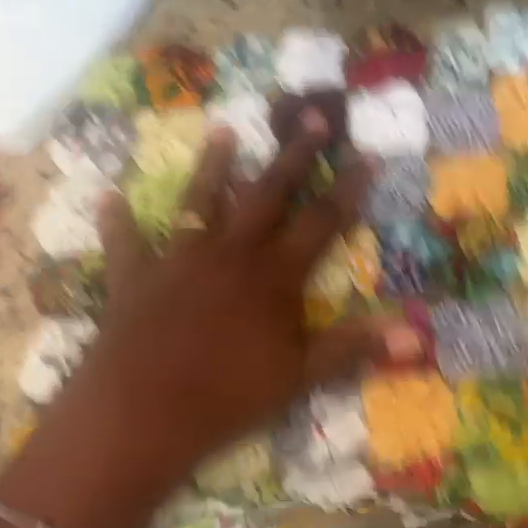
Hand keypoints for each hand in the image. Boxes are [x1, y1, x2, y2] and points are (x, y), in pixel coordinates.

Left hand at [52, 111, 419, 491]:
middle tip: (312, 116)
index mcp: (274, 276)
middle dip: (294, 155)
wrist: (142, 412)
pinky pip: (125, 242)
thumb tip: (418, 335)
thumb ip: (354, 348)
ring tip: (223, 131)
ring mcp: (179, 260)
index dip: (348, 189)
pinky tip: (109, 197)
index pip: (322, 222)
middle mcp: (229, 253)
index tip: (368, 155)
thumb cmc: (228, 397)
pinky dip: (117, 220)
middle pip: (267, 194)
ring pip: (199, 201)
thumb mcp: (300, 377)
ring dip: (213, 166)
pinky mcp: (134, 277)